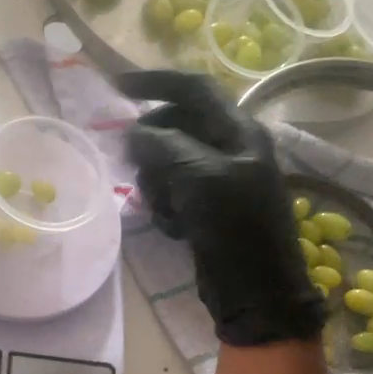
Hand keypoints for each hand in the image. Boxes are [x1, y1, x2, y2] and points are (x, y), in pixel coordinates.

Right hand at [119, 71, 324, 346]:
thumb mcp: (198, 176)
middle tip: (134, 167)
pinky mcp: (208, 208)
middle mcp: (232, 147)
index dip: (155, 83)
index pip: (194, 89)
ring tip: (164, 208)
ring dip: (156, 183)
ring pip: (169, 162)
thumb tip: (134, 133)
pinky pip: (173, 192)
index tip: (116, 86)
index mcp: (240, 130)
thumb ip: (164, 145)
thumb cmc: (234, 227)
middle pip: (175, 127)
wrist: (256, 290)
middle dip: (151, 147)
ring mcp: (220, 179)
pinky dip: (166, 207)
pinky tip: (174, 228)